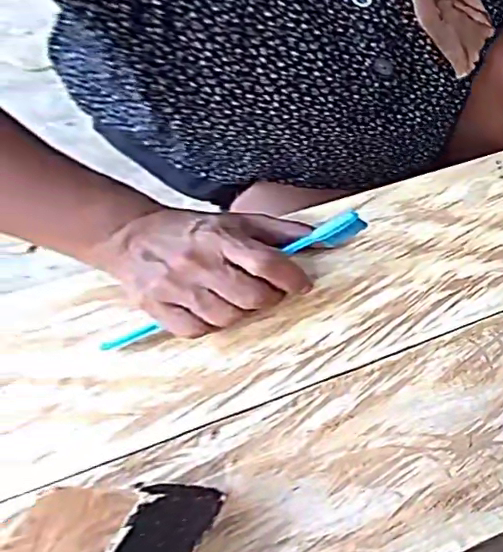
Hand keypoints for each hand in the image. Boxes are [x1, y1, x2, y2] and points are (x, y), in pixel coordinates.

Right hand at [94, 209, 313, 336]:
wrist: (126, 233)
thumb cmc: (198, 230)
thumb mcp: (243, 221)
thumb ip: (286, 231)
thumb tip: (327, 241)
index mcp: (221, 239)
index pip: (268, 265)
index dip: (293, 280)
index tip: (302, 285)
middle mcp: (195, 263)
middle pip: (252, 297)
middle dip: (271, 298)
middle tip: (267, 292)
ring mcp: (170, 286)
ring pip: (226, 317)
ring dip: (242, 313)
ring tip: (238, 300)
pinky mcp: (150, 304)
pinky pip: (193, 329)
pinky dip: (209, 325)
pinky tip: (212, 310)